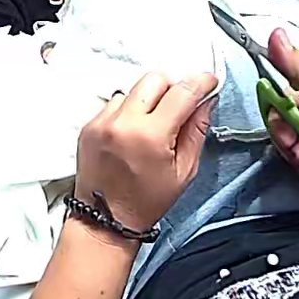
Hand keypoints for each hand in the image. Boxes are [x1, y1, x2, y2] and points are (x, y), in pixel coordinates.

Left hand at [74, 70, 219, 234]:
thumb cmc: (147, 200)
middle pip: (155, 79)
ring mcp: (101, 122)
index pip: (181, 92)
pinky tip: (134, 132)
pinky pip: (116, 102)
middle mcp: (123, 123)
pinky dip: (130, 110)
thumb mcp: (184, 170)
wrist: (105, 219)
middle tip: (180, 106)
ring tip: (153, 125)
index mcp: (150, 136)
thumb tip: (206, 101)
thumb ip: (197, 131)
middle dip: (173, 87)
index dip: (200, 82)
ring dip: (149, 99)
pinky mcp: (89, 125)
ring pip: (134, 89)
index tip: (209, 82)